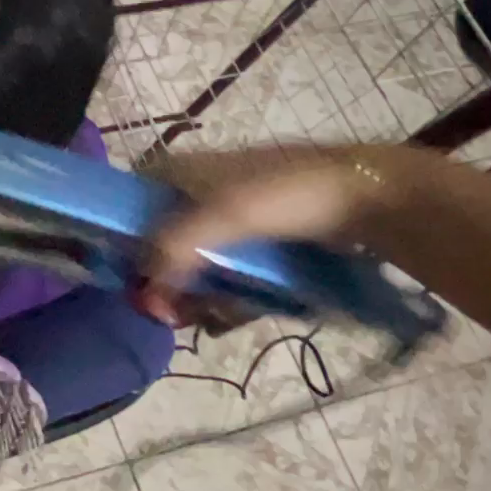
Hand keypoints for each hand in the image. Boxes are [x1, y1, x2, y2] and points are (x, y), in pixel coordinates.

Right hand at [136, 145, 424, 322]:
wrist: (371, 198)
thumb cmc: (288, 194)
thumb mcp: (223, 216)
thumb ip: (173, 251)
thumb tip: (144, 298)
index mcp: (177, 172)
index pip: (125, 204)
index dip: (118, 240)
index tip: (126, 277)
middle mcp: (194, 194)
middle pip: (155, 244)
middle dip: (162, 283)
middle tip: (173, 312)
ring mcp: (227, 221)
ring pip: (190, 266)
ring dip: (194, 297)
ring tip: (212, 317)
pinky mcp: (257, 245)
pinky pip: (224, 276)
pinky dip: (224, 298)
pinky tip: (230, 317)